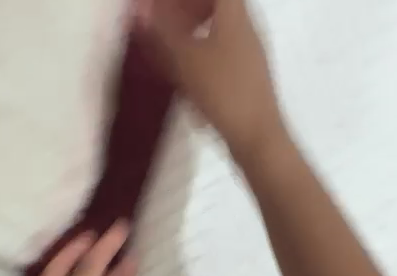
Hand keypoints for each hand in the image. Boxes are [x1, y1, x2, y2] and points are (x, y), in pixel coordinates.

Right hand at [133, 0, 288, 159]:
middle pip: (216, 6)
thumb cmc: (224, 93)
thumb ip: (160, 33)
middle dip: (187, 11)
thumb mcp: (186, 61)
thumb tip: (138, 10)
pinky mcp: (250, 81)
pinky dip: (203, 61)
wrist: (258, 140)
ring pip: (219, 34)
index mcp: (235, 13)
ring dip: (193, 38)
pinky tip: (188, 85)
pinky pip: (223, 59)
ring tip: (171, 55)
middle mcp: (248, 29)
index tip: (164, 6)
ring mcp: (251, 56)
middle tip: (163, 25)